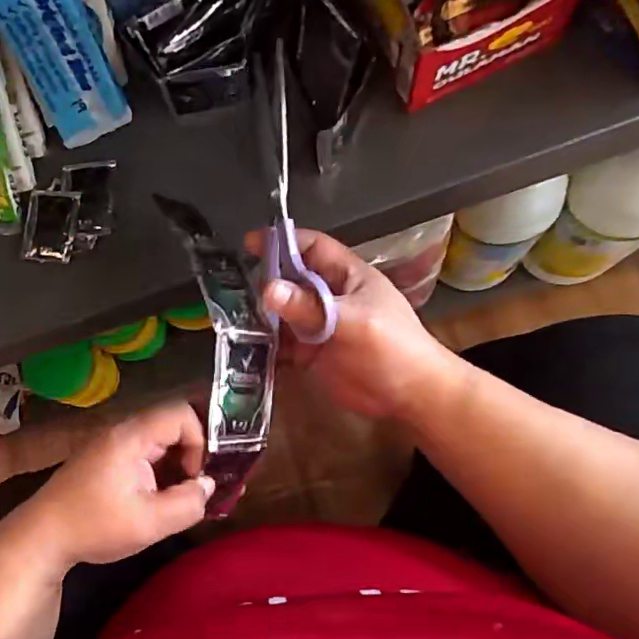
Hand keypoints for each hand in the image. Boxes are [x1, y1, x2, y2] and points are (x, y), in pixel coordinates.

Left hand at [0, 401, 213, 569]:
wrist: (41, 536)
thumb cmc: (94, 526)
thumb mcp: (150, 523)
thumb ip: (188, 503)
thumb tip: (208, 486)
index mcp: (130, 437)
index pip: (181, 413)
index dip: (200, 441)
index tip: (196, 475)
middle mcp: (119, 432)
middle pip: (170, 425)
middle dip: (191, 454)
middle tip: (195, 488)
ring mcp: (108, 445)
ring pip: (156, 442)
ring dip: (173, 466)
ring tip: (177, 498)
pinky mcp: (102, 460)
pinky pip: (140, 454)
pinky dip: (155, 471)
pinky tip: (154, 500)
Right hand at [244, 227, 459, 422]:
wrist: (410, 396)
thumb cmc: (392, 348)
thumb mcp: (352, 321)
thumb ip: (310, 306)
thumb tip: (267, 289)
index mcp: (345, 277)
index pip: (310, 248)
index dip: (282, 242)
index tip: (249, 244)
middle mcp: (327, 297)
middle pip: (288, 280)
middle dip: (261, 282)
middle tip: (228, 288)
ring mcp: (316, 327)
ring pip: (279, 315)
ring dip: (257, 318)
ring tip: (228, 320)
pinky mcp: (308, 355)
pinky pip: (279, 346)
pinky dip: (262, 348)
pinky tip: (241, 350)